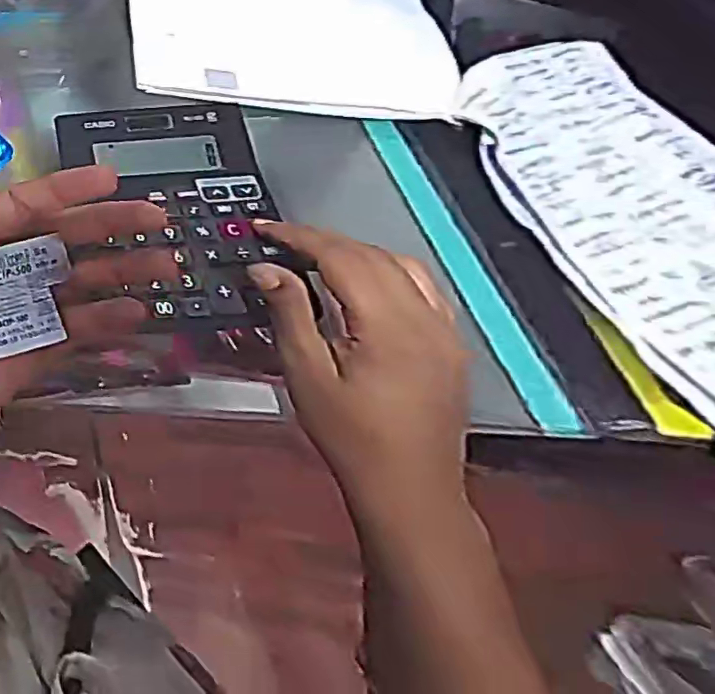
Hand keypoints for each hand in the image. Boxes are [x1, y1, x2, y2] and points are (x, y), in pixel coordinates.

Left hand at [0, 166, 171, 463]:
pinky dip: (105, 325)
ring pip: (75, 287)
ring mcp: (13, 318)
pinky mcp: (23, 359)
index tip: (105, 179)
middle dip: (107, 227)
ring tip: (164, 264)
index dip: (62, 192)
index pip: (19, 210)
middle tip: (153, 218)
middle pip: (60, 242)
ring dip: (119, 273)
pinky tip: (135, 313)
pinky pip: (71, 337)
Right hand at [246, 223, 471, 512]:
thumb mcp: (305, 372)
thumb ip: (289, 313)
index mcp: (390, 327)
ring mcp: (445, 332)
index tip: (264, 228)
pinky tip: (360, 279)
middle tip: (278, 238)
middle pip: (373, 257)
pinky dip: (385, 269)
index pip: (343, 259)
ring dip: (354, 250)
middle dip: (322, 240)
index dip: (301, 237)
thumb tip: (265, 268)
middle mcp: (426, 321)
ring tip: (313, 253)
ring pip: (401, 266)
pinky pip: (421, 287)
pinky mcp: (450, 344)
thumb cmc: (347, 432)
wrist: (408, 486)